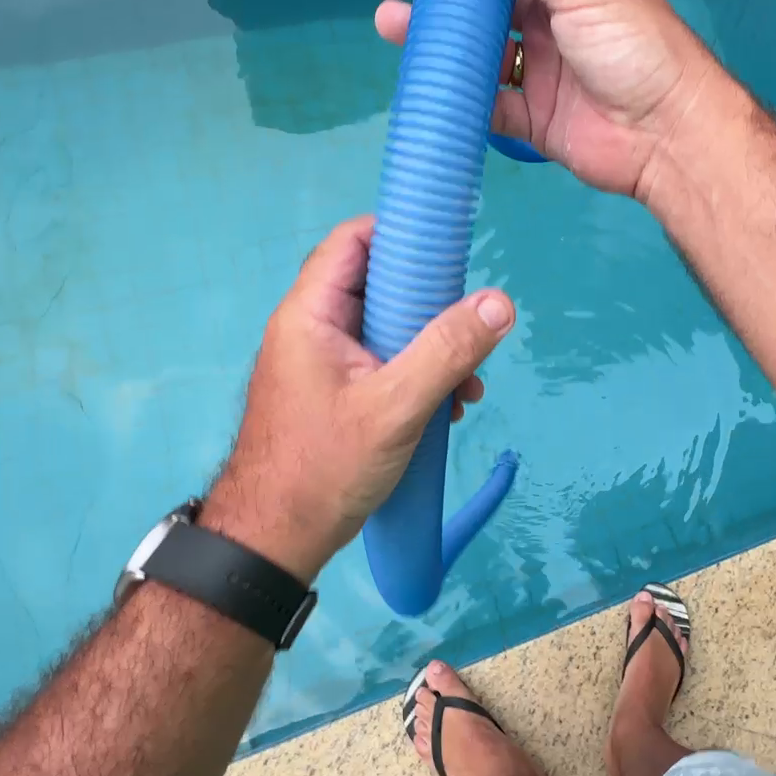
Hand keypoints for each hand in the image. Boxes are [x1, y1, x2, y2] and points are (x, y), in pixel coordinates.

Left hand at [202, 216, 514, 581]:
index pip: (353, 241)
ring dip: (434, 348)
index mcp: (312, 315)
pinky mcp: (338, 393)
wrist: (275, 542)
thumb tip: (500, 302)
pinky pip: (386, 364)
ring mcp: (325, 364)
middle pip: (380, 286)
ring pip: (389, 330)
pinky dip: (420, 376)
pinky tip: (448, 408)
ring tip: (467, 386)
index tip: (451, 248)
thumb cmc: (325, 466)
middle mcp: (314, 329)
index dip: (401, 232)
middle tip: (472, 326)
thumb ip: (449, 350)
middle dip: (433, 304)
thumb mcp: (396, 406)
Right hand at [373, 0, 747, 201]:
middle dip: (442, 2)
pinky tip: (425, 86)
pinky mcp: (537, 123)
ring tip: (395, 31)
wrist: (669, 135)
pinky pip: (491, 109)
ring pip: (481, 59)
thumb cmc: (634, 49)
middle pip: (486, 12)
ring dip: (441, 47)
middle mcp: (551, 31)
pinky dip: (461, 100)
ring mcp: (542, 78)